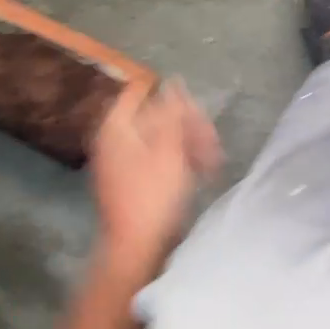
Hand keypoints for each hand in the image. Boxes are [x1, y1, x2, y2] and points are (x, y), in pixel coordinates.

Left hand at [88, 80, 221, 281]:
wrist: (137, 246)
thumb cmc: (153, 195)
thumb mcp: (169, 149)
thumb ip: (171, 114)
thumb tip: (174, 82)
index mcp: (117, 129)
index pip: (139, 93)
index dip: (170, 97)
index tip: (196, 110)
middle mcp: (116, 140)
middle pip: (156, 116)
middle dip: (188, 125)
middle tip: (212, 140)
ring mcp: (125, 160)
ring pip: (163, 137)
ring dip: (191, 144)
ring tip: (213, 160)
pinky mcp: (137, 178)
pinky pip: (162, 157)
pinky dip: (183, 160)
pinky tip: (204, 171)